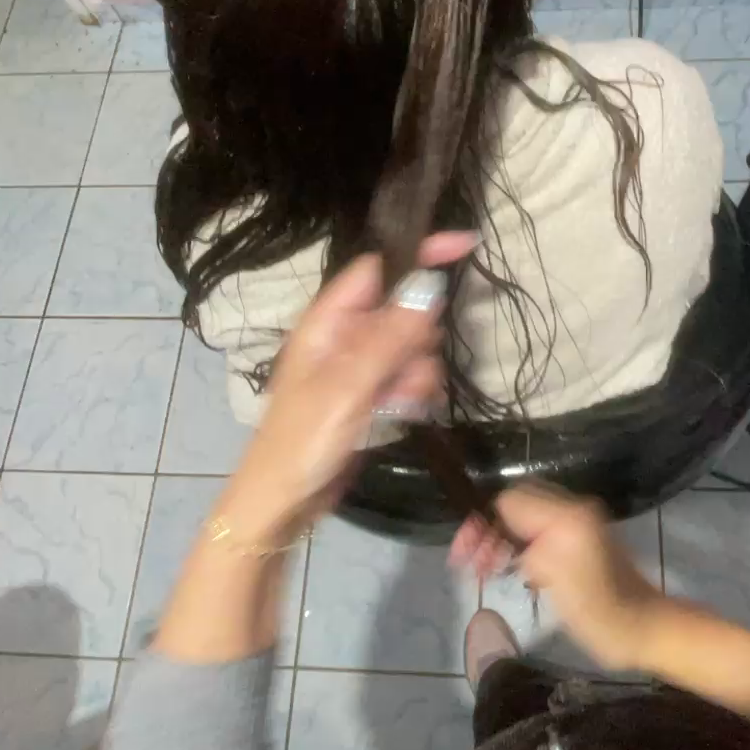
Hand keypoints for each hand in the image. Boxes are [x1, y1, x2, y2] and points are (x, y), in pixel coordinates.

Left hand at [221, 231, 478, 545]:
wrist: (283, 503)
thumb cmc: (303, 441)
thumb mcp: (347, 386)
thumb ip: (390, 335)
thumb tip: (430, 284)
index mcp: (328, 320)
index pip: (380, 268)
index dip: (420, 254)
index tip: (466, 246)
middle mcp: (346, 335)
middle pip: (405, 310)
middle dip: (418, 339)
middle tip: (406, 373)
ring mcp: (360, 365)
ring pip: (414, 347)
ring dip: (416, 374)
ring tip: (396, 403)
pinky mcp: (373, 393)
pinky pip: (409, 377)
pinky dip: (412, 393)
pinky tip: (398, 414)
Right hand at [450, 483, 667, 670]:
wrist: (643, 628)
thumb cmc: (599, 611)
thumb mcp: (554, 577)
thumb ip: (522, 544)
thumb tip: (497, 534)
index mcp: (565, 515)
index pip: (509, 500)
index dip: (483, 523)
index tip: (465, 553)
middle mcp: (571, 509)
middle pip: (515, 502)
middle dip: (488, 527)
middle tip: (471, 561)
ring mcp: (578, 521)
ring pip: (525, 515)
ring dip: (501, 536)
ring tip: (486, 567)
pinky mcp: (580, 536)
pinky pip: (539, 528)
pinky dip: (519, 543)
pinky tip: (513, 568)